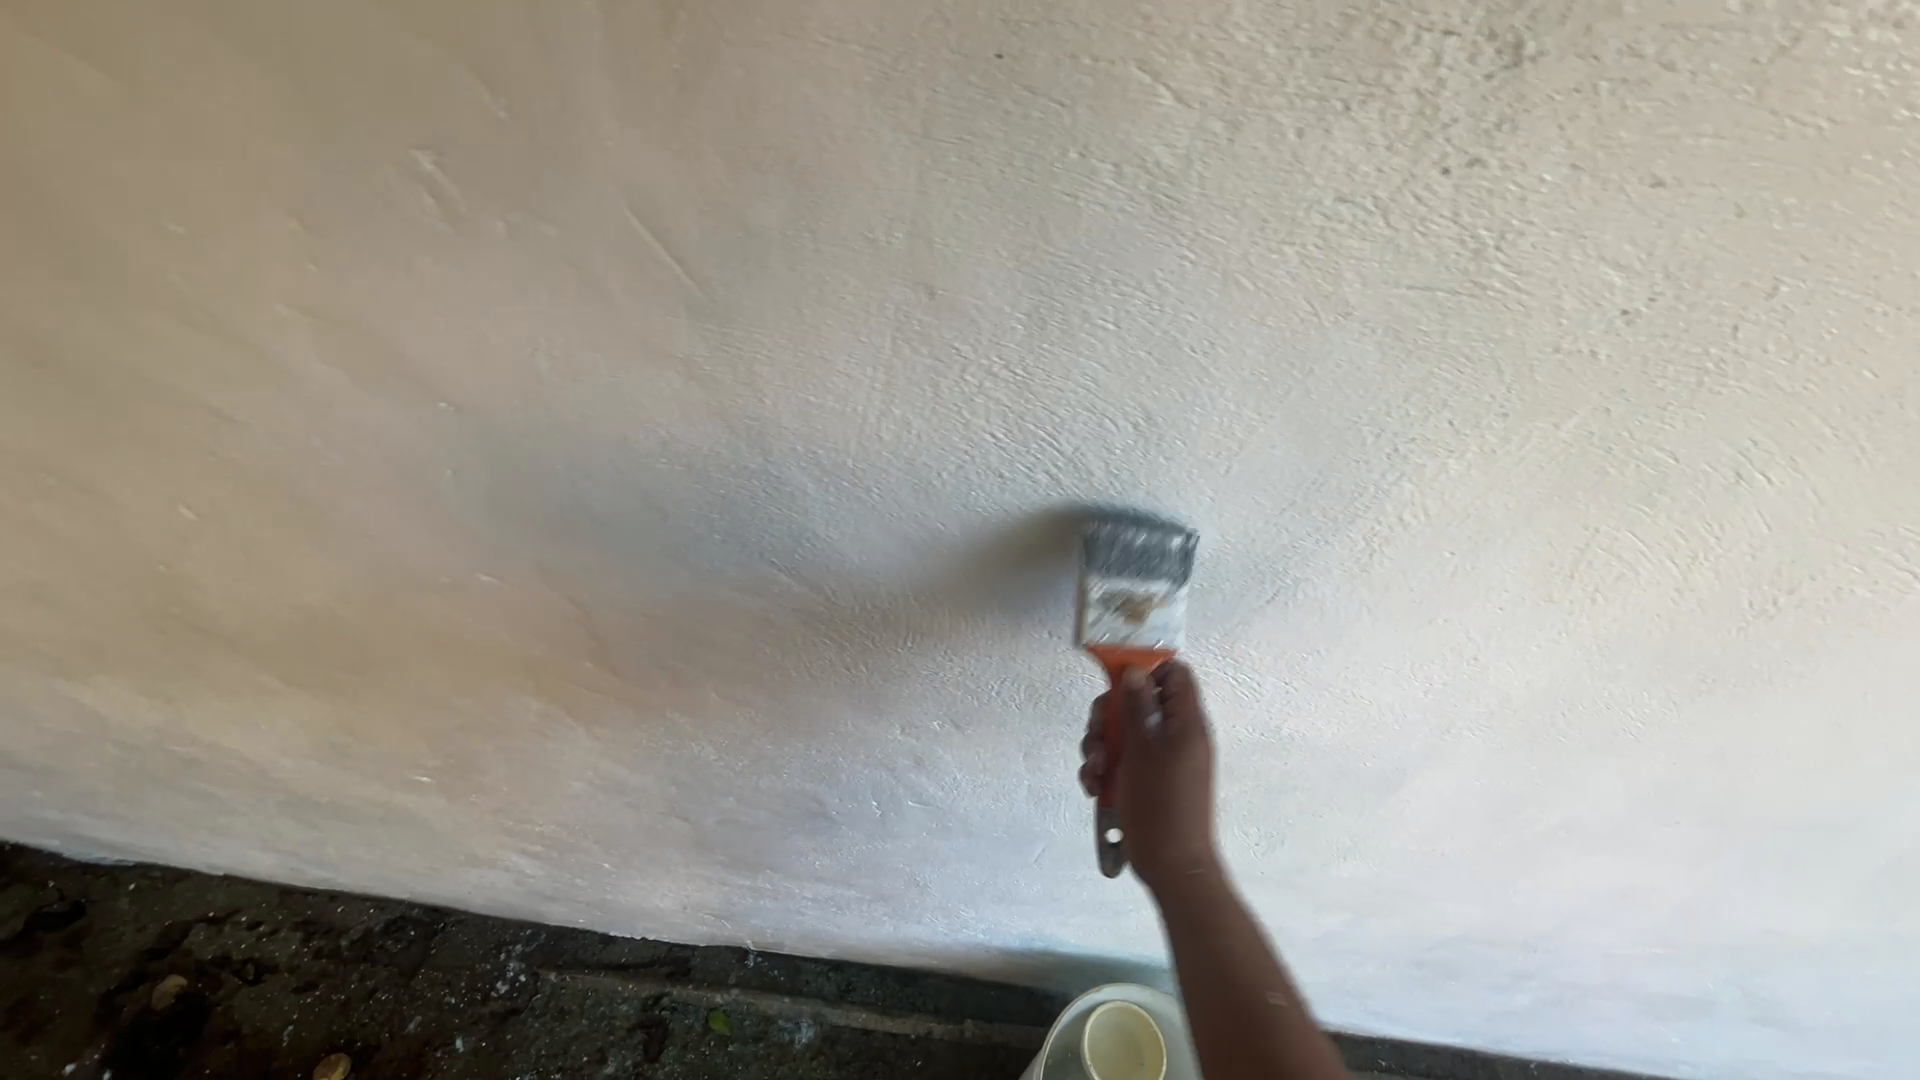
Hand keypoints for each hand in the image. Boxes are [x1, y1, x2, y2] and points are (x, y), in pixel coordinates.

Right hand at [1079, 660, 1219, 893]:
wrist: (1169, 864)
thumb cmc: (1162, 802)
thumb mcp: (1145, 747)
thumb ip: (1138, 705)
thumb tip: (1135, 670)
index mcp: (1185, 722)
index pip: (1174, 674)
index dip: (1147, 669)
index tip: (1117, 679)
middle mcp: (1172, 734)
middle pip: (1135, 701)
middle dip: (1108, 715)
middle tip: (1098, 734)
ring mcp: (1156, 758)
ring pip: (1119, 731)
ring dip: (1098, 746)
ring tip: (1095, 771)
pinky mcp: (1140, 778)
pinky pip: (1116, 760)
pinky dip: (1102, 770)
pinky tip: (1096, 787)